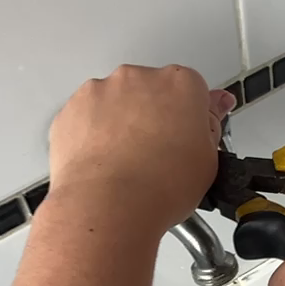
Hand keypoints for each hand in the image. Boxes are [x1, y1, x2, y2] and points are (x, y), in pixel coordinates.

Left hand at [48, 65, 234, 234]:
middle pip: (151, 91)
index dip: (190, 118)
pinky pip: (85, 119)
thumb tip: (213, 109)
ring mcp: (101, 92)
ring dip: (120, 124)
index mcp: (180, 85)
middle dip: (153, 117)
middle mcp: (139, 78)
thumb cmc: (158, 187)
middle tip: (158, 157)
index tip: (186, 138)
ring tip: (128, 165)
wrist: (109, 207)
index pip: (192, 91)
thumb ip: (210, 125)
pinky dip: (92, 136)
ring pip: (115, 102)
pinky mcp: (71, 111)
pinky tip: (104, 166)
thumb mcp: (208, 161)